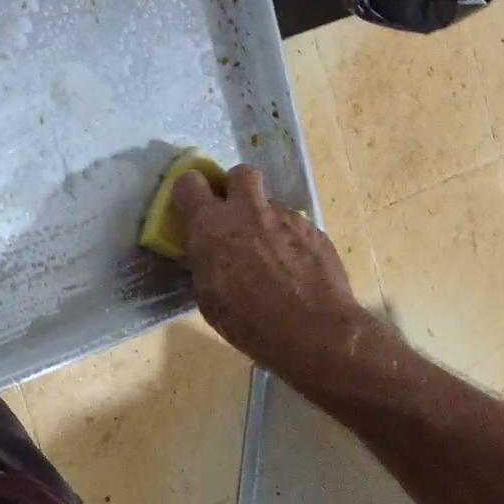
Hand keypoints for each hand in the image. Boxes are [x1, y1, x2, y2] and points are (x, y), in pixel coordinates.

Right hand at [172, 165, 381, 384]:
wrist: (311, 329)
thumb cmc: (247, 321)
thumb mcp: (208, 296)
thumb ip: (206, 263)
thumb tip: (209, 255)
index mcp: (210, 227)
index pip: (189, 183)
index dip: (190, 192)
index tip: (193, 207)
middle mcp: (247, 212)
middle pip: (240, 174)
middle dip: (235, 188)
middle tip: (235, 215)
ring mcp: (285, 217)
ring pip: (270, 204)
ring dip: (264, 221)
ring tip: (270, 255)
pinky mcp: (313, 230)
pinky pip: (294, 226)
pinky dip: (289, 241)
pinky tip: (294, 270)